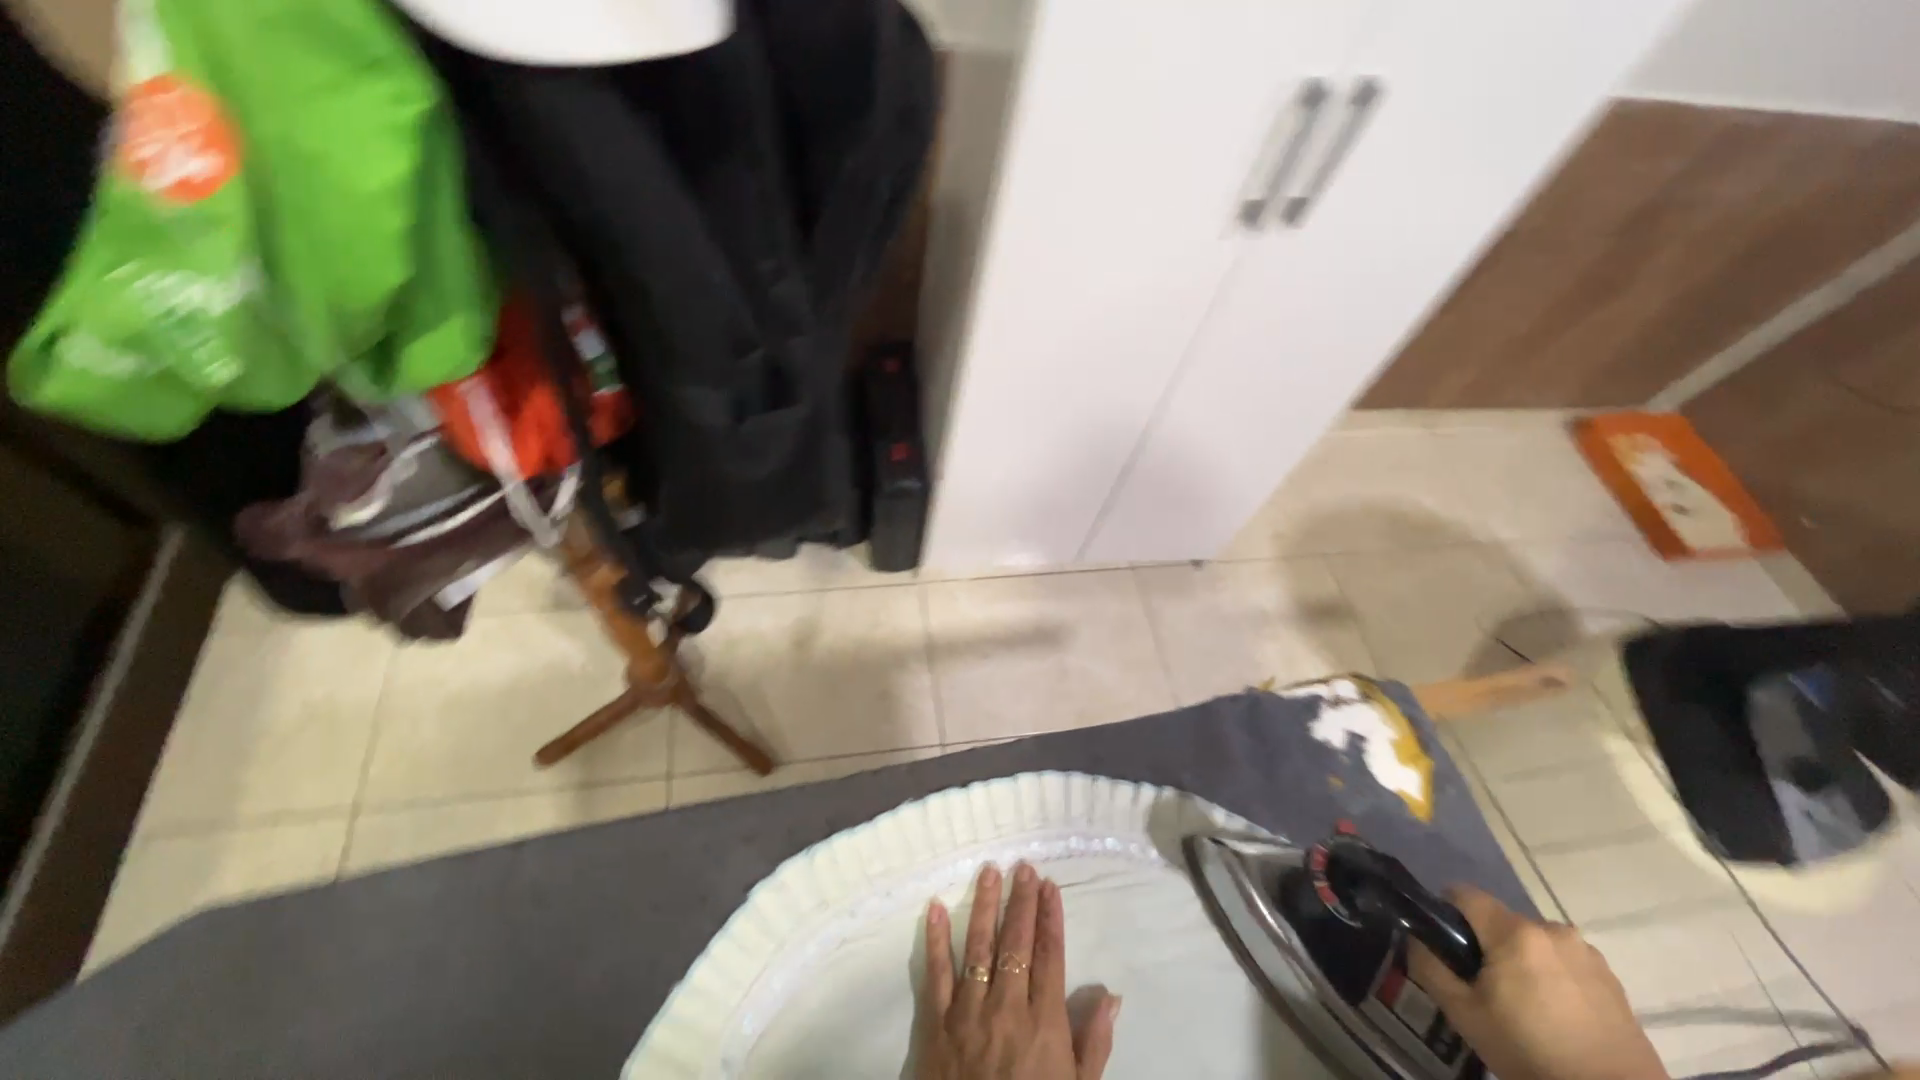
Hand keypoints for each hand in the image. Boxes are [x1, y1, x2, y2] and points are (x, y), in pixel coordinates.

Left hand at [915, 862, 1120, 1079]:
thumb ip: (1092, 1043)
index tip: (1049, 886)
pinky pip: (934, 974)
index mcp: (1043, 1023)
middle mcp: (1006, 1007)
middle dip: (1021, 903)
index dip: (1050, 918)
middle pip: (1015, 944)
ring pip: (977, 948)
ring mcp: (967, 1012)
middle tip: (1023, 867)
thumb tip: (1111, 996)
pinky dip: (934, 940)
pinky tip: (936, 907)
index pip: (1049, 957)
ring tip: (989, 873)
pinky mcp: (935, 1023)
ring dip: (984, 907)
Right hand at [1409, 886, 1667, 1079]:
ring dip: (1521, 960)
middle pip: (1500, 921)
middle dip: (1485, 945)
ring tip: (1524, 1007)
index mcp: (1515, 932)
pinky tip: (1556, 1016)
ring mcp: (1587, 953)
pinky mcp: (1612, 977)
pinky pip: (1565, 961)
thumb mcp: (1464, 1014)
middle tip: (1482, 989)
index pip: (1463, 894)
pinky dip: (1552, 977)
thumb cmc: (1530, 1051)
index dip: (1444, 912)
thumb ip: (1430, 967)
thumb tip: (1415, 937)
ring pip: (1534, 942)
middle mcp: (1553, 929)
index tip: (1443, 945)